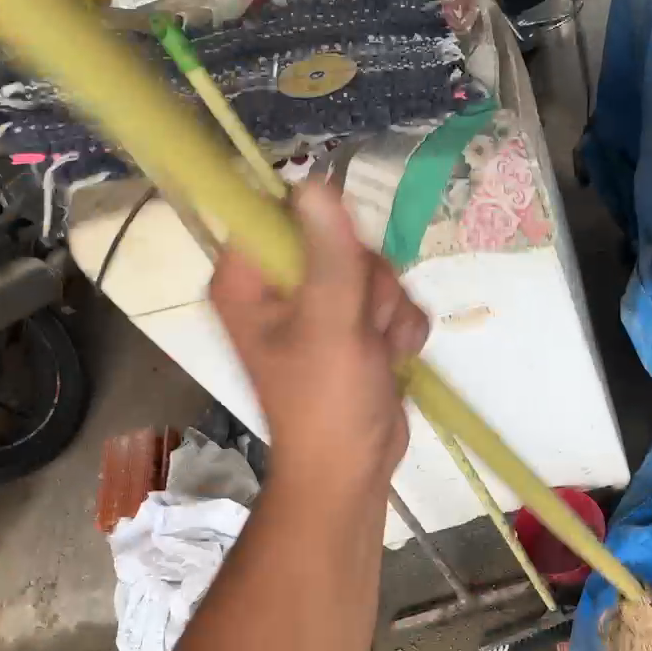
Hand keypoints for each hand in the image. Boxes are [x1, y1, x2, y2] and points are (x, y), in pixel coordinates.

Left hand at [210, 184, 428, 503]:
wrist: (354, 468)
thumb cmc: (327, 403)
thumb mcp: (330, 325)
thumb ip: (330, 256)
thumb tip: (316, 182)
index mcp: (249, 280)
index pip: (280, 216)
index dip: (323, 229)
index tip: (347, 262)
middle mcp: (282, 289)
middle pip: (340, 242)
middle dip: (369, 282)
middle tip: (363, 322)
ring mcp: (323, 311)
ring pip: (374, 274)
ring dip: (390, 310)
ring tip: (381, 349)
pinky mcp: (357, 332)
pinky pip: (392, 304)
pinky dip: (402, 329)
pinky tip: (396, 356)